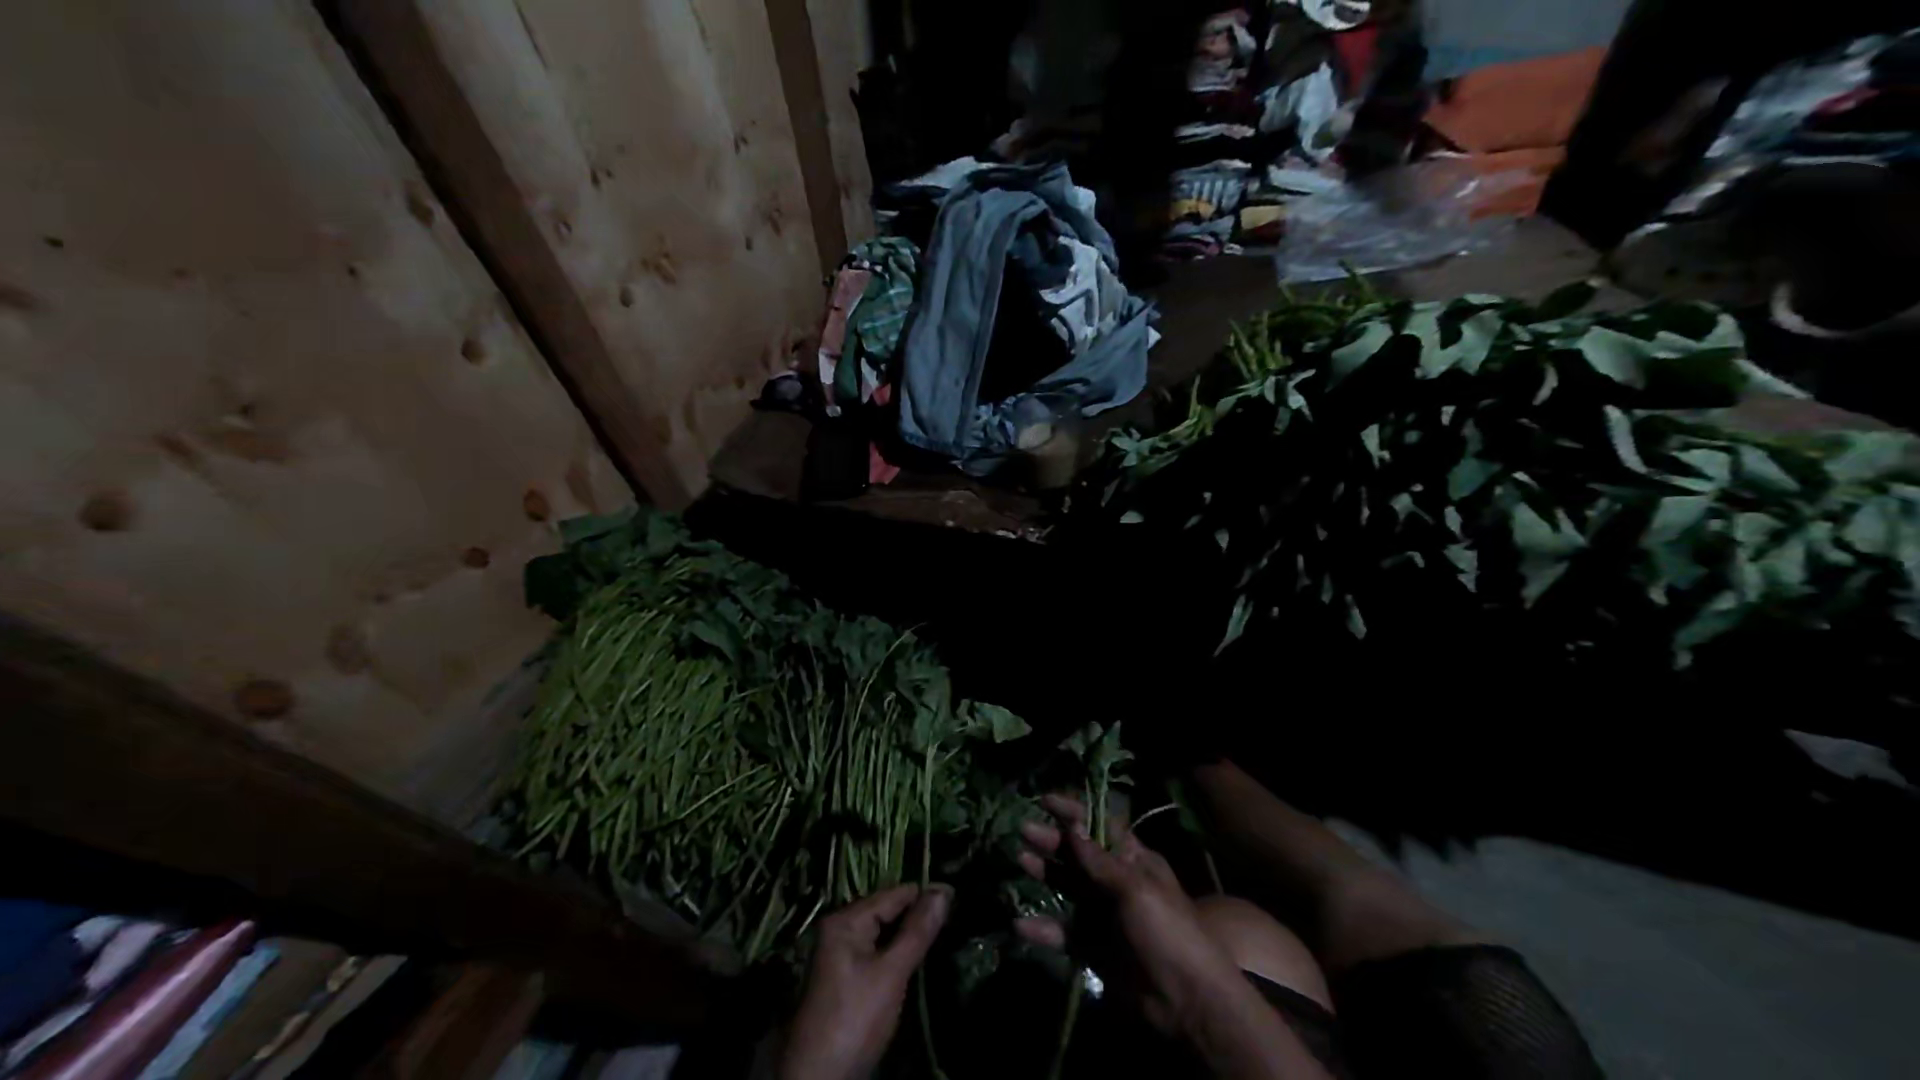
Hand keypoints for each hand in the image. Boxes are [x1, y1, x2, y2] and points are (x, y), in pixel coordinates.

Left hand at [779, 883, 951, 1079]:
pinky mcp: (846, 977)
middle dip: (917, 915)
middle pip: (887, 911)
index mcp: (846, 919)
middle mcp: (840, 928)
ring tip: (943, 932)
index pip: (894, 894)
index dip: (925, 895)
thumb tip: (944, 889)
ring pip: (883, 933)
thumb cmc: (856, 1018)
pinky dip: (897, 952)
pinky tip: (917, 957)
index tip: (957, 897)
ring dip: (909, 935)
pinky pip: (877, 951)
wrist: (818, 1077)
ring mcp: (841, 953)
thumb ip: (918, 930)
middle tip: (954, 916)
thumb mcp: (892, 972)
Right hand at [1015, 794, 1245, 1034]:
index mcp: (1135, 861)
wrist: (1187, 1002)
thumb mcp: (1135, 890)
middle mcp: (1116, 882)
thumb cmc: (1167, 932)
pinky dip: (1042, 928)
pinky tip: (1020, 924)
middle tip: (1024, 830)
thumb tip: (1072, 824)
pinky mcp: (1092, 947)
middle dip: (1053, 840)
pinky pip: (1062, 931)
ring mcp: (1103, 914)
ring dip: (1045, 873)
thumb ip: (1099, 860)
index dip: (1074, 812)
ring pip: (1067, 887)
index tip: (1044, 800)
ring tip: (1020, 860)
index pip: (1100, 826)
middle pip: (1079, 854)